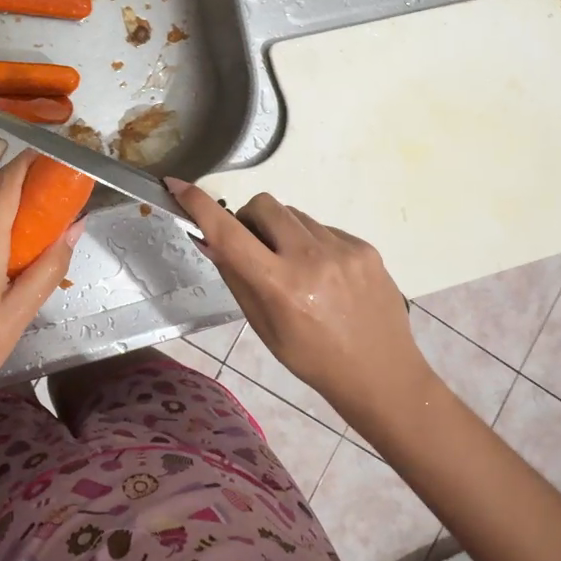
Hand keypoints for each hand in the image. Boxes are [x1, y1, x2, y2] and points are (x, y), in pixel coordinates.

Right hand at [165, 179, 430, 411]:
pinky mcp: (365, 247)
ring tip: (295, 269)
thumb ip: (236, 277)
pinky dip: (311, 242)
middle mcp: (312, 259)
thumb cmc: (313, 359)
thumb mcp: (264, 327)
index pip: (230, 234)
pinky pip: (323, 228)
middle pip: (264, 205)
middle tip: (253, 246)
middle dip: (249, 218)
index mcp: (282, 286)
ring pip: (294, 215)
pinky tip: (323, 275)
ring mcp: (343, 250)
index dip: (199, 205)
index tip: (177, 185)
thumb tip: (209, 238)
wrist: (383, 375)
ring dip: (282, 232)